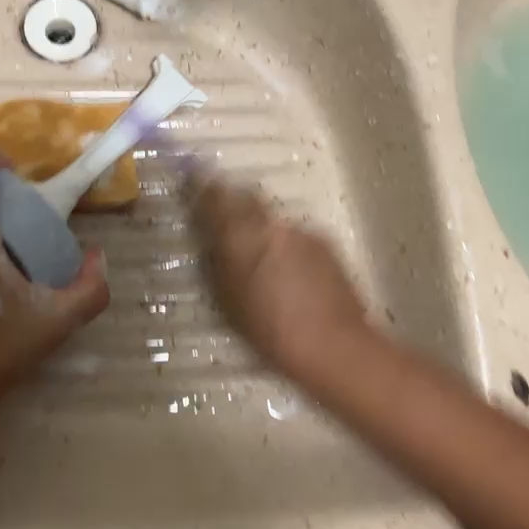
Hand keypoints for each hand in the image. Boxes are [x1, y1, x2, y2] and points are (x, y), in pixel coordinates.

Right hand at [189, 176, 369, 379]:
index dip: (203, 187)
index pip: (215, 196)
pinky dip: (289, 247)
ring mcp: (302, 231)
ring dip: (265, 233)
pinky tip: (293, 275)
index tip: (194, 182)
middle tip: (228, 224)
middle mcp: (270, 224)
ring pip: (274, 222)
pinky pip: (297, 237)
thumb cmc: (270, 333)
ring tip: (265, 263)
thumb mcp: (228, 303)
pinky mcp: (327, 244)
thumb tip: (211, 242)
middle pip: (248, 199)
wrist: (334, 346)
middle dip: (235, 205)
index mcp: (240, 236)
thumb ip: (216, 264)